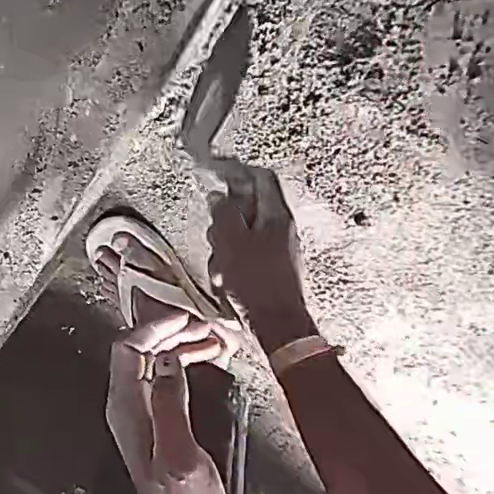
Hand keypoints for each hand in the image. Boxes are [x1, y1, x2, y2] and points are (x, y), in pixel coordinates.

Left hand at [106, 311, 231, 493]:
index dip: (156, 326)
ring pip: (153, 358)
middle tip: (207, 326)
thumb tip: (166, 359)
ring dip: (181, 342)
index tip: (188, 319)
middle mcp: (127, 404)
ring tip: (214, 337)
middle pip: (140, 347)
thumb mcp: (181, 456)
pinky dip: (185, 359)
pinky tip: (208, 357)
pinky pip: (165, 374)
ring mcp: (140, 410)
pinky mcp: (156, 416)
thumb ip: (169, 403)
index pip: (129, 348)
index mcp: (127, 408)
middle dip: (172, 329)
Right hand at [208, 167, 317, 353]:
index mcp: (276, 216)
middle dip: (225, 216)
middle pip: (248, 204)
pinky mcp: (269, 266)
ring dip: (225, 242)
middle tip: (216, 230)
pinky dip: (231, 260)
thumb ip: (224, 214)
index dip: (235, 169)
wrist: (277, 325)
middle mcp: (280, 228)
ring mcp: (276, 247)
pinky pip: (244, 252)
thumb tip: (217, 197)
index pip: (259, 177)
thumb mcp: (232, 242)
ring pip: (242, 230)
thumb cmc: (258, 285)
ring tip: (221, 264)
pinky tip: (226, 277)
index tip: (214, 168)